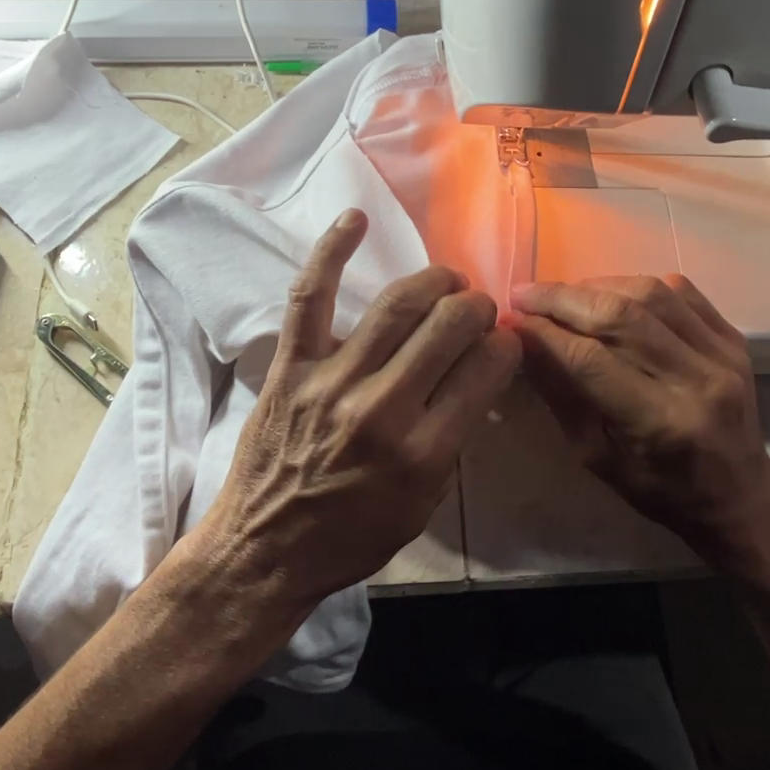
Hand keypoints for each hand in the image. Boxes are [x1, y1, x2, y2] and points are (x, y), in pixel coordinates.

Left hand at [195, 209, 520, 610]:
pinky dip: (332, 251)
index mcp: (422, 451)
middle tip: (476, 310)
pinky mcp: (290, 366)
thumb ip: (453, 441)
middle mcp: (381, 408)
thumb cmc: (351, 538)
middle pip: (448, 326)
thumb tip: (477, 378)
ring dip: (434, 281)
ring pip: (396, 305)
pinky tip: (355, 219)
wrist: (265, 551)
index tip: (503, 343)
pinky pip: (311, 298)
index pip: (485, 370)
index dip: (505, 347)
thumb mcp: (423, 506)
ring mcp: (330, 380)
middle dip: (476, 308)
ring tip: (446, 281)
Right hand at [510, 275, 769, 547]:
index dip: (544, 332)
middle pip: (620, 316)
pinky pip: (681, 291)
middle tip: (525, 293)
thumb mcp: (596, 456)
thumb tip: (524, 341)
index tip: (510, 318)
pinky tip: (612, 294)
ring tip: (565, 294)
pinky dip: (638, 285)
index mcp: (659, 423)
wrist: (739, 495)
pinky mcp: (733, 339)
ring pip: (650, 294)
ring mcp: (721, 355)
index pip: (590, 360)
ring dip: (597, 286)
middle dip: (562, 299)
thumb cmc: (659, 489)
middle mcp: (696, 381)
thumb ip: (561, 395)